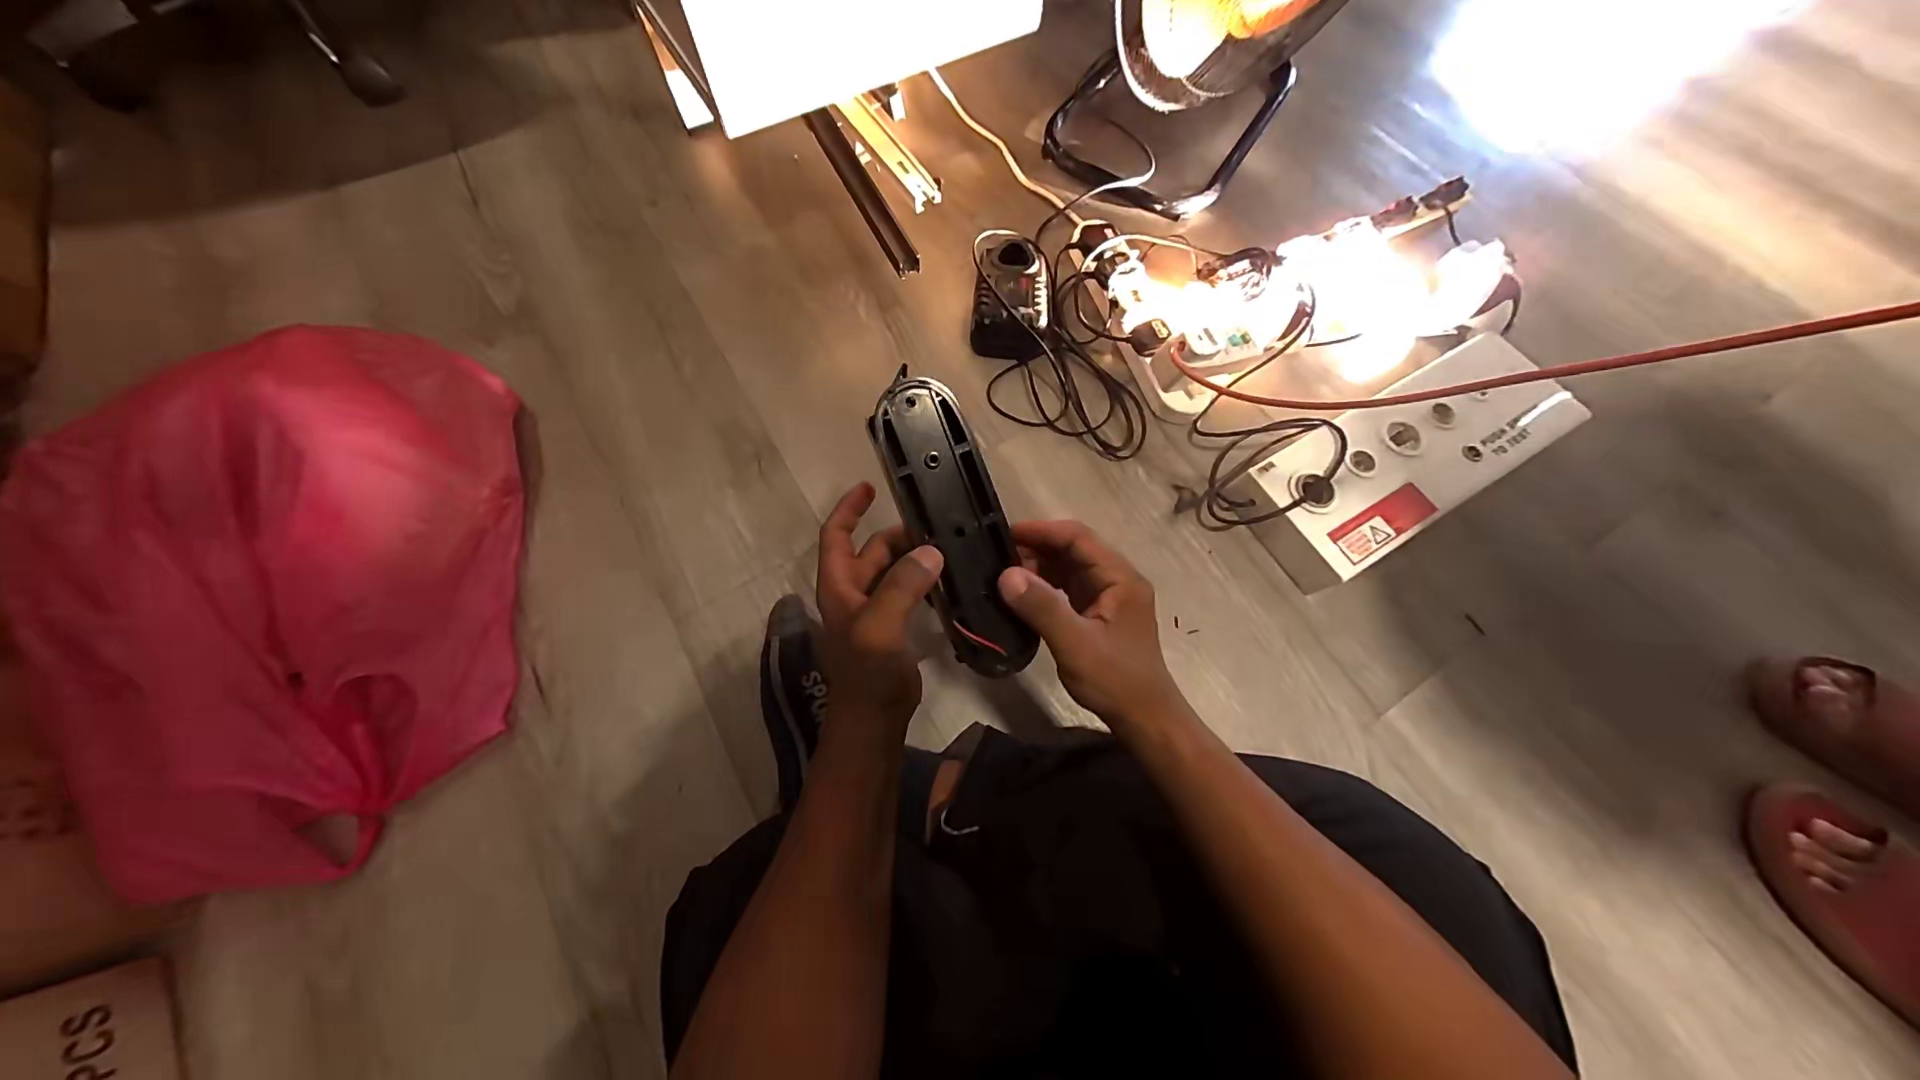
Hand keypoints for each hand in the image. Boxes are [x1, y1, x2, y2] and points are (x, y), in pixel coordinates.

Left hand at [815, 483, 945, 733]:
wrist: (874, 718)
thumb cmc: (867, 673)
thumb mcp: (879, 626)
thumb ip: (901, 587)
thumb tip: (931, 552)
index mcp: (839, 586)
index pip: (836, 536)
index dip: (848, 509)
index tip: (869, 486)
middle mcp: (853, 594)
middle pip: (872, 550)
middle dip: (898, 535)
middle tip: (935, 526)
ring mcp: (874, 612)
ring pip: (893, 571)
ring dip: (914, 557)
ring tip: (947, 547)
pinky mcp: (894, 628)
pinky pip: (909, 593)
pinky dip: (924, 581)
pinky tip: (947, 579)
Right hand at [998, 521, 1187, 732]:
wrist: (1144, 718)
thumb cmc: (1115, 680)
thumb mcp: (1076, 644)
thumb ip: (1042, 608)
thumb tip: (1006, 575)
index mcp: (1120, 578)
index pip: (1079, 538)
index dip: (1042, 531)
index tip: (1006, 534)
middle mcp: (1116, 580)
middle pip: (1074, 550)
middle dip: (1037, 548)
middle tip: (998, 556)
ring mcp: (1107, 597)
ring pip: (1069, 568)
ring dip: (1039, 567)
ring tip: (1004, 573)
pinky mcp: (1097, 614)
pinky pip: (1068, 588)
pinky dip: (1045, 586)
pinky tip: (1022, 595)